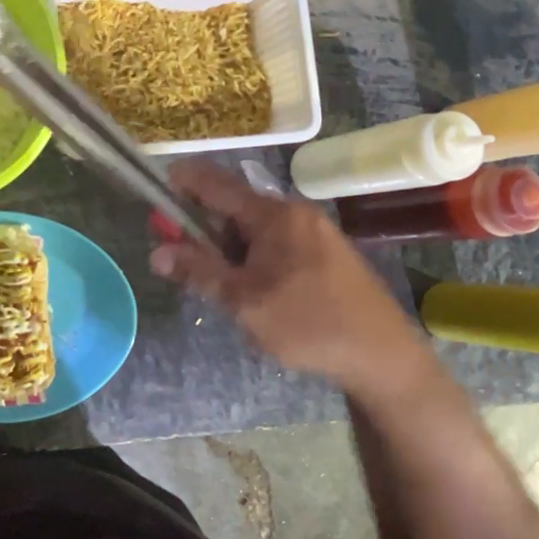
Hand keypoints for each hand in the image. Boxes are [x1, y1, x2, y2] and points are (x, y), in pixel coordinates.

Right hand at [149, 160, 430, 389]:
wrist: (383, 356)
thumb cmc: (308, 324)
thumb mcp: (244, 301)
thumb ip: (199, 272)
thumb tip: (157, 253)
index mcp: (275, 215)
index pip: (216, 184)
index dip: (182, 183)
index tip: (155, 190)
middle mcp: (296, 213)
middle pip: (235, 207)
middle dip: (203, 227)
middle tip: (180, 258)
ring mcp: (316, 233)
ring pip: (255, 230)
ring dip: (228, 248)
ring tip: (218, 286)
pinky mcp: (327, 255)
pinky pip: (277, 244)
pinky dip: (253, 258)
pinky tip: (251, 291)